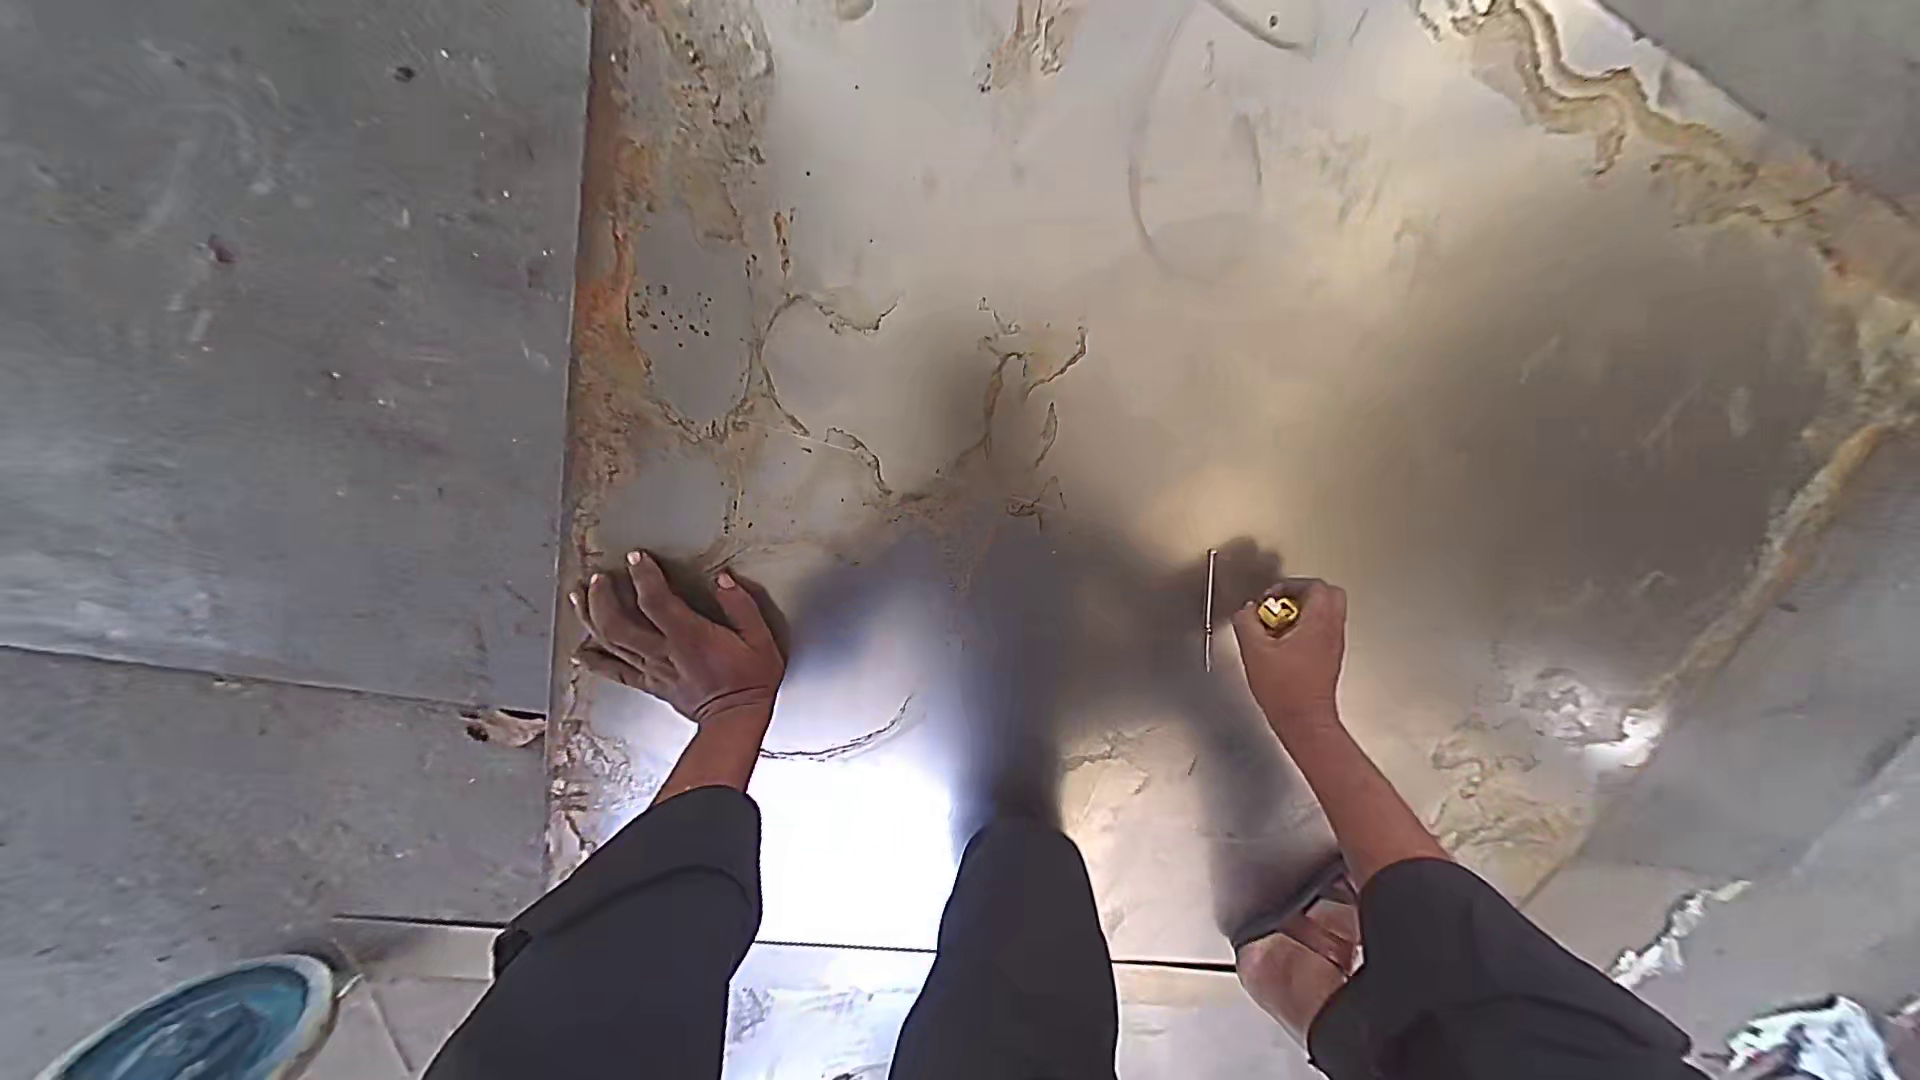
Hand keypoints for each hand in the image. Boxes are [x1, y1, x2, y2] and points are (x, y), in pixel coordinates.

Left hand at [571, 551, 784, 724]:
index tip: (637, 558)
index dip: (643, 576)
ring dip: (590, 618)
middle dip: (602, 596)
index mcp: (690, 637)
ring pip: (610, 642)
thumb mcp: (760, 638)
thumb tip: (724, 581)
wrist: (738, 719)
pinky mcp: (650, 684)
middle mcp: (665, 652)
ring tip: (579, 597)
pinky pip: (615, 672)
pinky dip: (594, 661)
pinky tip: (581, 650)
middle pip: (618, 622)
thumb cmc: (751, 680)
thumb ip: (741, 606)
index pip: (656, 601)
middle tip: (598, 577)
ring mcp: (654, 669)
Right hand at [1231, 578, 1346, 725]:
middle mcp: (1332, 632)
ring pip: (1326, 612)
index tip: (1270, 597)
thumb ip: (1246, 622)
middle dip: (1300, 594)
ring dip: (1301, 611)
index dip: (1290, 584)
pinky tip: (1281, 644)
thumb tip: (1246, 610)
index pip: (1316, 586)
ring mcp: (1333, 645)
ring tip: (1276, 625)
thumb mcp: (1253, 649)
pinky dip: (1303, 628)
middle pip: (1328, 595)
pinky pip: (1321, 630)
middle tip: (1278, 604)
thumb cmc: (1285, 690)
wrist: (1303, 720)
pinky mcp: (1329, 657)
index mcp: (1318, 624)